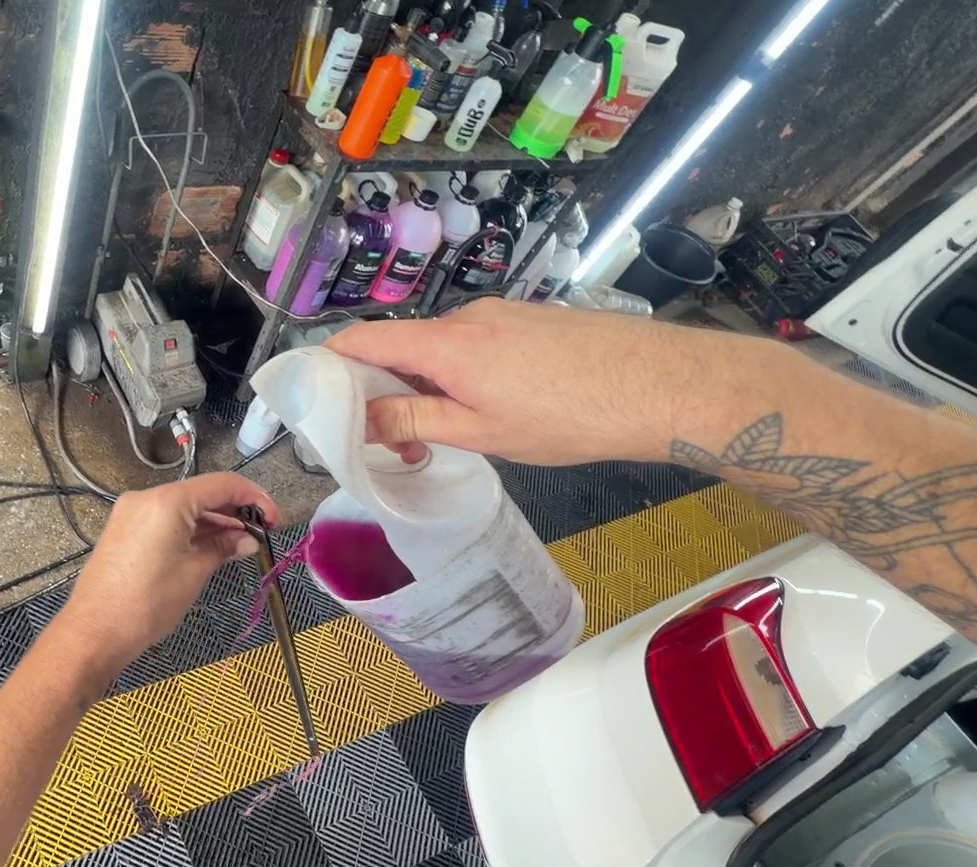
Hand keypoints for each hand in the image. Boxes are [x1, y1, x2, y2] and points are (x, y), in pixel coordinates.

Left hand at [57, 473, 278, 668]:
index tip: (274, 519)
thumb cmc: (147, 604)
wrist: (94, 632)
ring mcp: (130, 513)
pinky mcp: (123, 530)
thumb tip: (246, 540)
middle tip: (260, 534)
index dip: (254, 498)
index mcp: (166, 501)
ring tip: (239, 545)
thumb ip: (223, 548)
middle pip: (200, 493)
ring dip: (212, 522)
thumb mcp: (194, 573)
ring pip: (182, 508)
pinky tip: (210, 547)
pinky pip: (164, 520)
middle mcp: (146, 498)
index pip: (222, 484)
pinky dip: (189, 530)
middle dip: (233, 511)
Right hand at [327, 298, 798, 465]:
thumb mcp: (479, 431)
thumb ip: (412, 420)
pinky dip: (454, 376)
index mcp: (446, 344)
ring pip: (435, 350)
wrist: (667, 387)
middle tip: (388, 440)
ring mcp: (500, 314)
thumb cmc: (567, 417)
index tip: (309, 391)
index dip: (326, 360)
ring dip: (420, 387)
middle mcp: (467, 317)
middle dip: (378, 389)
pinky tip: (481, 409)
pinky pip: (470, 345)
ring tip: (441, 433)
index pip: (362, 338)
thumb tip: (360, 418)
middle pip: (397, 346)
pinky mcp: (527, 321)